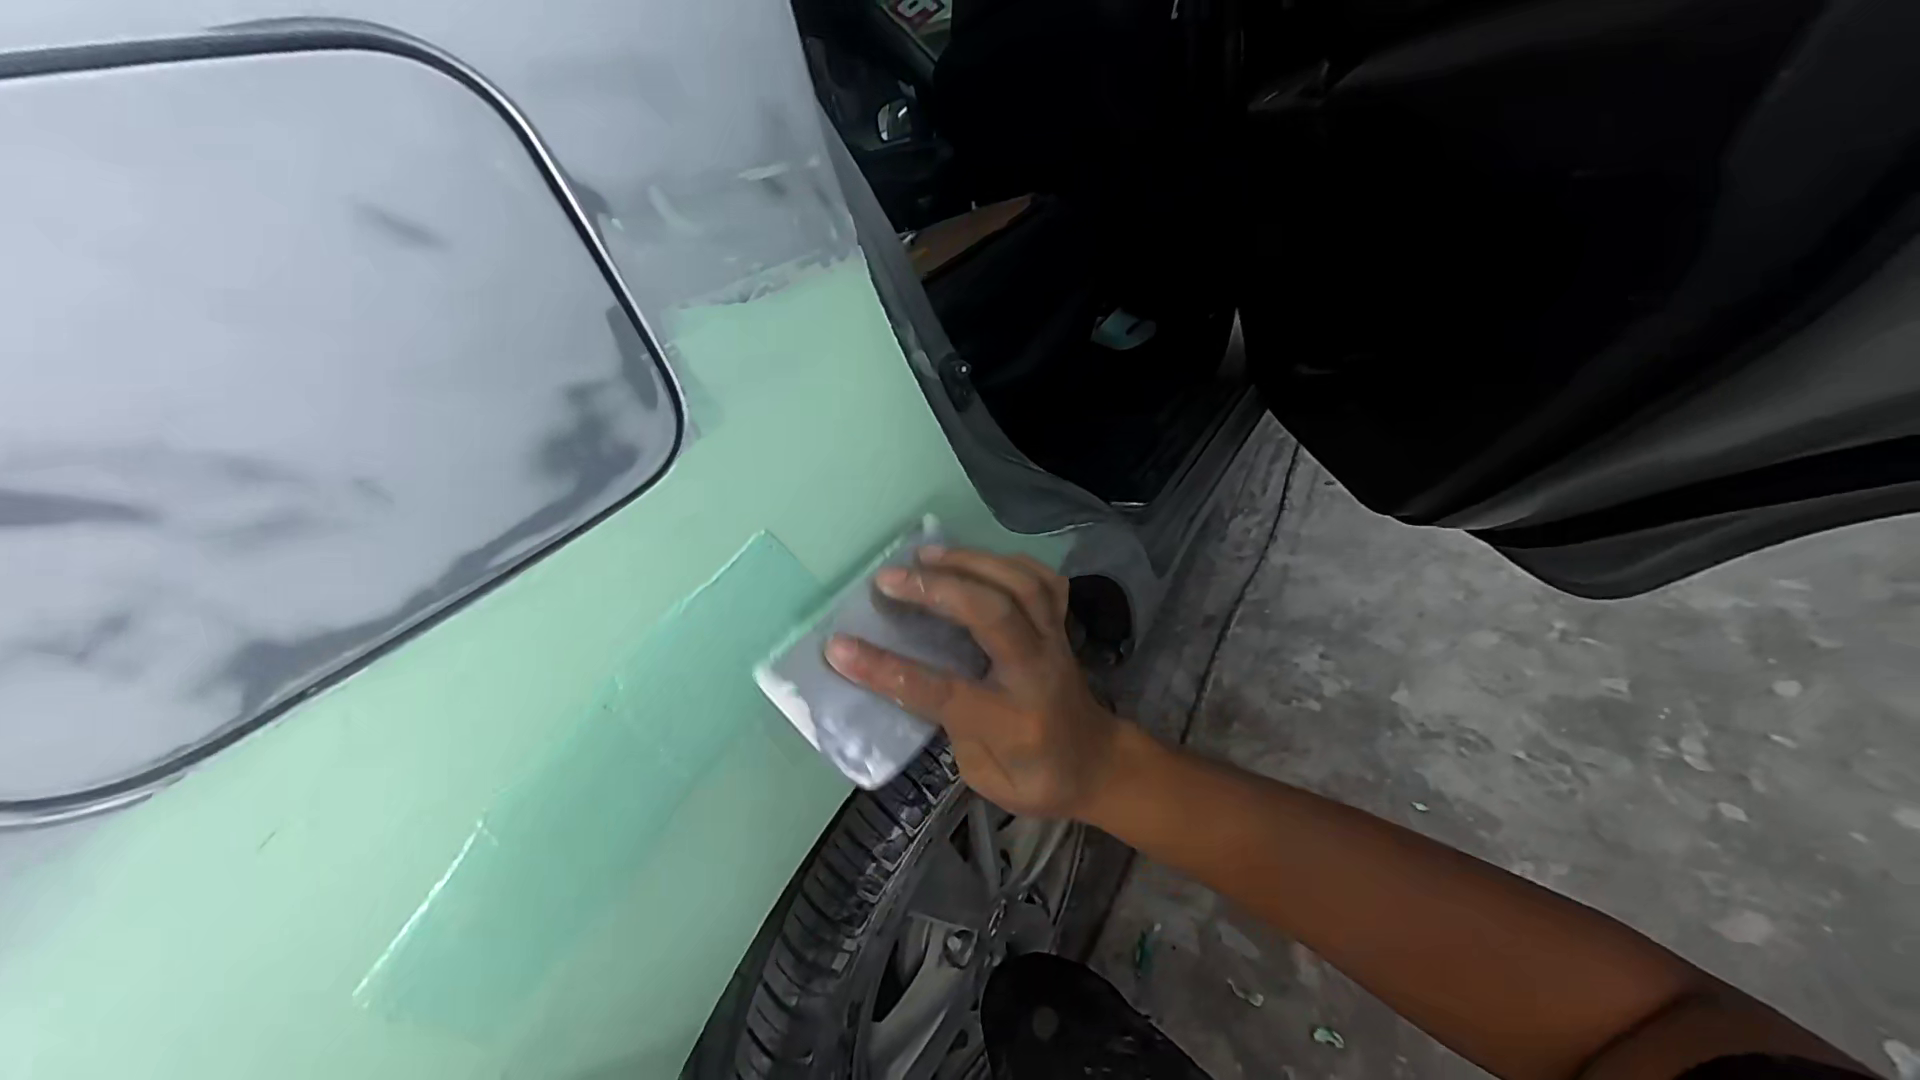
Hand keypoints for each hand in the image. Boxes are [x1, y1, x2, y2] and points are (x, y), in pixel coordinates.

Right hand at [824, 547, 1128, 819]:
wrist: (1100, 763)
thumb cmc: (1037, 779)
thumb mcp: (985, 776)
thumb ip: (951, 728)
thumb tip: (911, 679)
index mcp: (1013, 722)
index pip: (944, 690)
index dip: (888, 669)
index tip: (838, 648)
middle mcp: (1037, 672)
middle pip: (994, 615)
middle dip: (938, 590)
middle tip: (888, 578)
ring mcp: (1055, 642)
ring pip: (1021, 585)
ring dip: (970, 561)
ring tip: (925, 555)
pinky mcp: (1062, 626)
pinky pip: (1041, 580)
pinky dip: (1007, 561)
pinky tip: (974, 559)